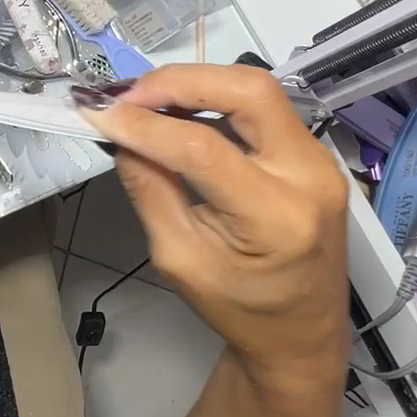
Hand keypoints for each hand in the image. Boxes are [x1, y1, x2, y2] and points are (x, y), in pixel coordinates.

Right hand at [77, 66, 350, 386]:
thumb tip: (121, 134)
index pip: (200, 147)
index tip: (98, 115)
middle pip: (248, 91)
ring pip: (257, 89)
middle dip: (179, 81)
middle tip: (129, 95)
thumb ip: (149, 188)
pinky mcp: (312, 155)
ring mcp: (318, 161)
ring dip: (195, 85)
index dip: (143, 125)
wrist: (301, 334)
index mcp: (275, 216)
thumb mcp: (176, 256)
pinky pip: (261, 108)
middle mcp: (309, 177)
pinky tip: (176, 113)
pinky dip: (212, 100)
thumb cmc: (237, 307)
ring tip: (146, 100)